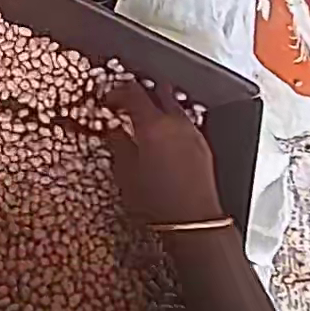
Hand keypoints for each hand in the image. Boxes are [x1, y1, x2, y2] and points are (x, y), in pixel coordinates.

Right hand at [104, 80, 224, 224]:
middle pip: (157, 91)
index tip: (108, 99)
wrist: (192, 219)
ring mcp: (191, 131)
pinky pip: (183, 120)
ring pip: (173, 104)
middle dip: (139, 93)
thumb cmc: (157, 200)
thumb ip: (119, 145)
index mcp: (152, 125)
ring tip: (142, 120)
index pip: (132, 92)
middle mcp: (175, 122)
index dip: (117, 92)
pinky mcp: (201, 143)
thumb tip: (114, 133)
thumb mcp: (126, 173)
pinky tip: (161, 136)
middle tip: (124, 103)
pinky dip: (170, 120)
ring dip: (156, 105)